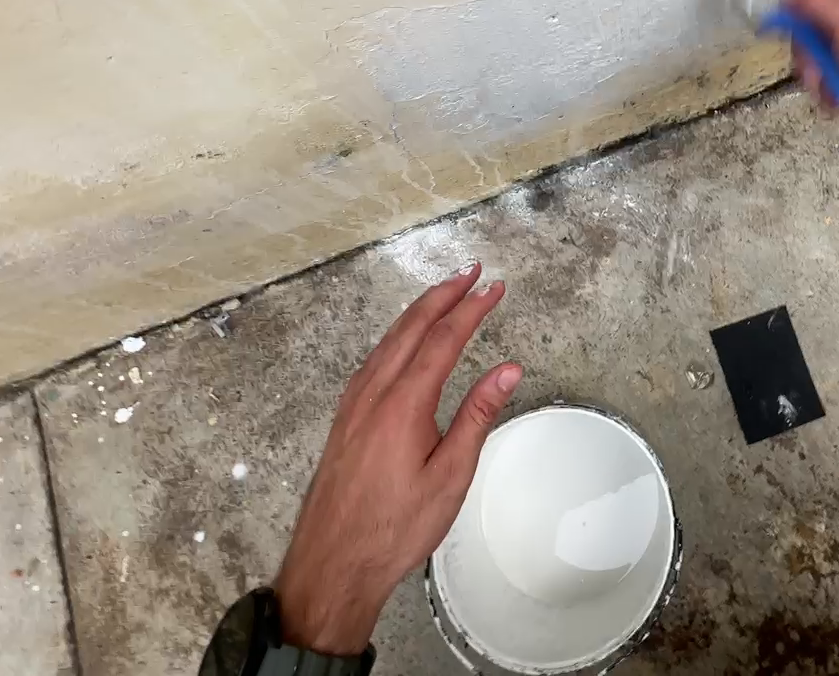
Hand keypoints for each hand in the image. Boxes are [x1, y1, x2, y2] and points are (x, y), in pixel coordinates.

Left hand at [271, 264, 521, 654]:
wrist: (329, 570)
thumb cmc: (396, 528)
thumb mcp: (450, 476)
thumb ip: (478, 416)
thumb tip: (509, 369)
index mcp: (404, 403)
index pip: (444, 339)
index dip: (472, 308)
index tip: (496, 287)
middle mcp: (374, 392)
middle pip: (412, 325)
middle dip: (445, 293)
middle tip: (473, 270)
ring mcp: (354, 402)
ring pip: (390, 337)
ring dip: (421, 308)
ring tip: (447, 290)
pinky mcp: (345, 416)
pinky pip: (376, 356)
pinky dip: (400, 332)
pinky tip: (407, 336)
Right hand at [781, 0, 838, 125]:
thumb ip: (817, 1)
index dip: (794, 12)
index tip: (785, 31)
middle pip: (807, 27)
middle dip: (807, 53)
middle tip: (816, 68)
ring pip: (813, 55)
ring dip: (816, 76)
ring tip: (830, 88)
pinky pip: (824, 75)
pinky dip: (826, 89)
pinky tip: (837, 97)